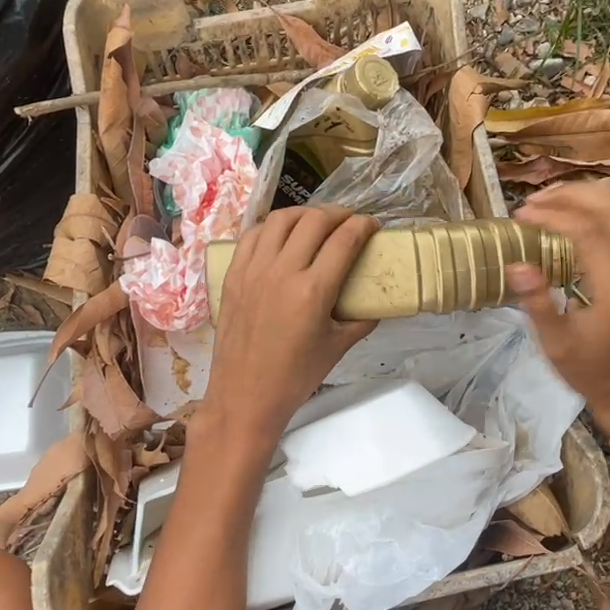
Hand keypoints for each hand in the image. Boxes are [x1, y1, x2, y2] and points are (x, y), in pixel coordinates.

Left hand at [205, 206, 379, 444]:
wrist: (245, 396)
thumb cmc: (295, 377)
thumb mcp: (338, 348)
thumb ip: (362, 319)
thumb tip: (376, 303)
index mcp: (313, 291)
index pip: (344, 240)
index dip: (363, 225)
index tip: (373, 225)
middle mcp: (282, 272)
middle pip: (314, 221)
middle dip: (338, 213)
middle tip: (350, 221)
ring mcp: (253, 271)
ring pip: (281, 220)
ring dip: (305, 214)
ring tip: (317, 222)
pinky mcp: (233, 275)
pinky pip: (253, 235)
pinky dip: (273, 227)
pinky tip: (283, 234)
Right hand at [507, 180, 609, 419]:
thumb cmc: (592, 370)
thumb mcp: (556, 343)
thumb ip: (537, 302)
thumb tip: (515, 265)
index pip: (588, 231)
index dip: (552, 216)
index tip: (521, 217)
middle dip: (569, 195)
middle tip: (533, 203)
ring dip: (587, 194)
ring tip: (550, 200)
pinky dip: (600, 205)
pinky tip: (573, 211)